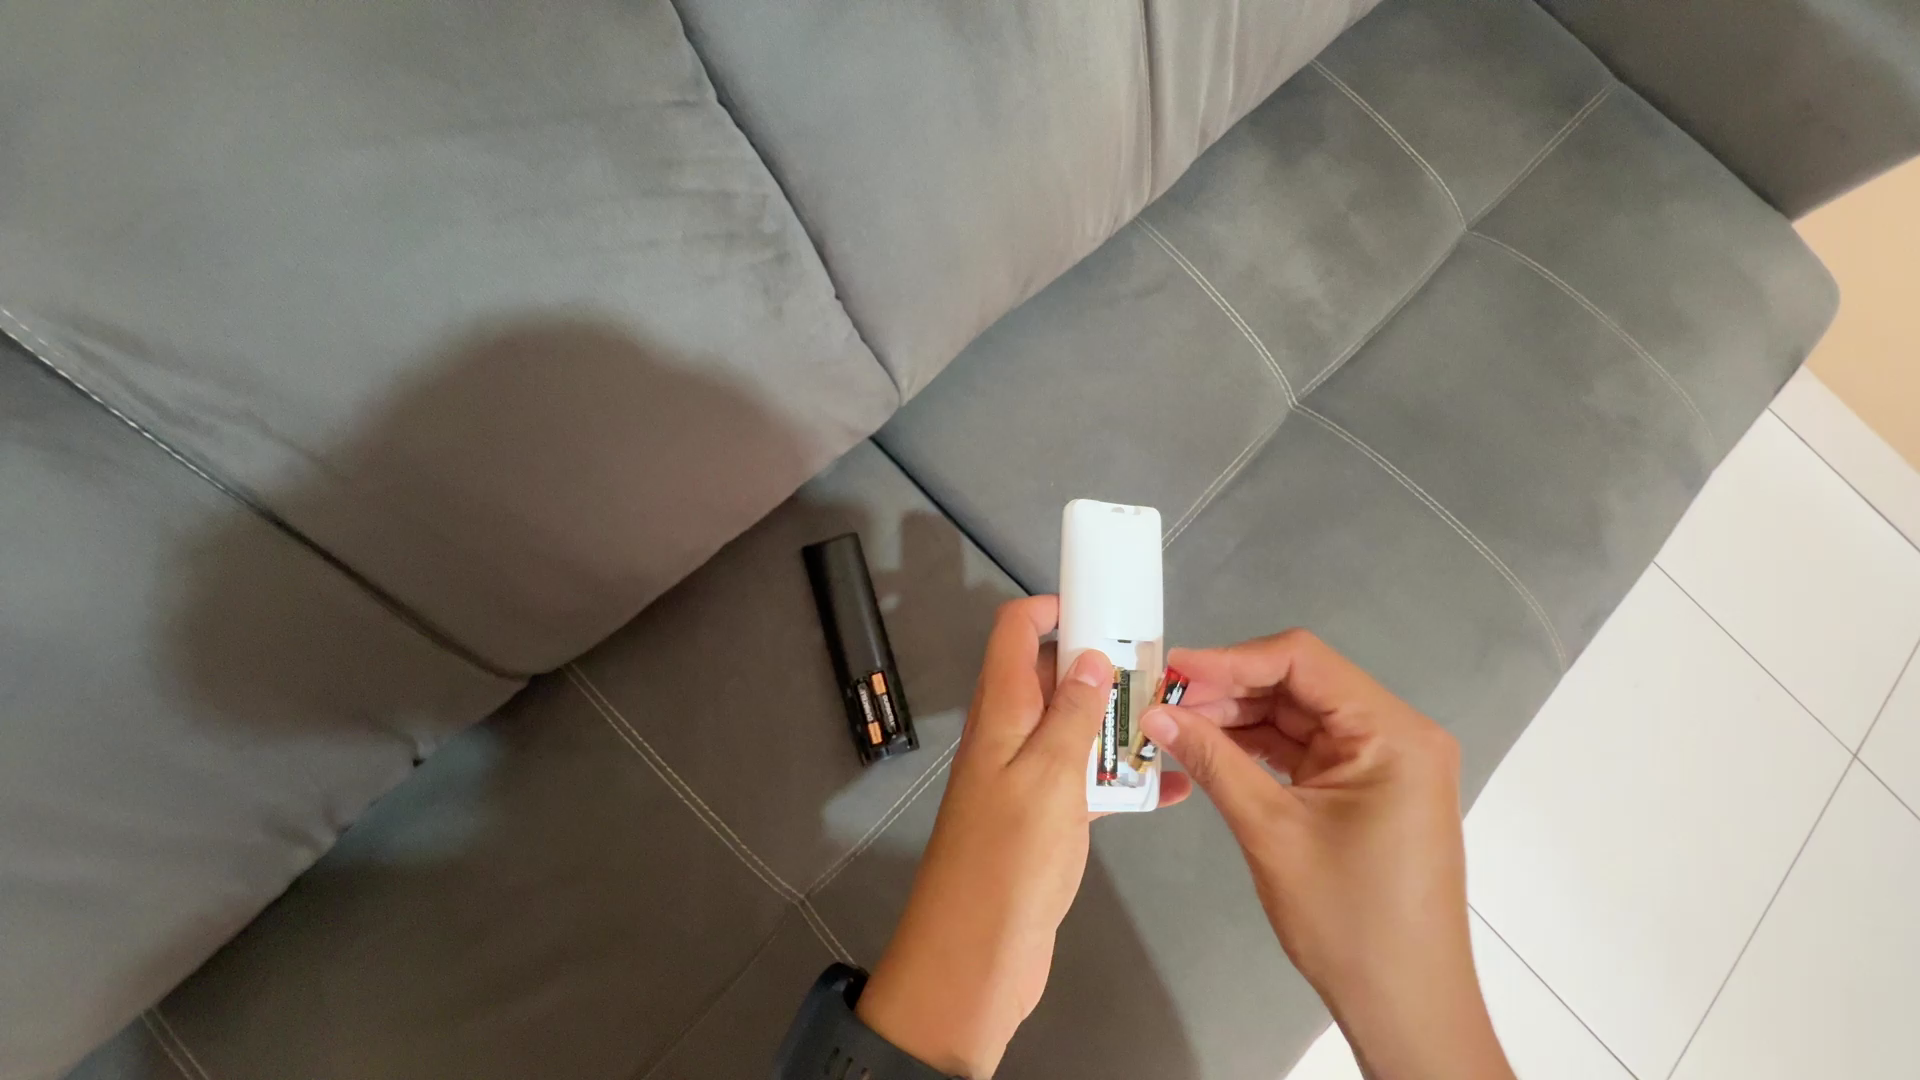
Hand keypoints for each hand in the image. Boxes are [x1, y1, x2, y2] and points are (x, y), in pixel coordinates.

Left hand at [856, 596, 1189, 1076]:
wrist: (976, 957)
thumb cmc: (1009, 858)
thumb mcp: (1048, 776)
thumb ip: (1071, 714)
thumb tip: (1089, 656)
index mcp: (1000, 709)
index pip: (1013, 631)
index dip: (1051, 609)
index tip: (1102, 610)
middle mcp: (1009, 732)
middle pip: (1050, 675)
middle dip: (1099, 666)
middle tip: (1156, 671)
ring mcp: (1026, 775)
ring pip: (1073, 727)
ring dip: (1116, 722)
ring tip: (1172, 722)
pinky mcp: (1044, 816)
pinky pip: (1085, 779)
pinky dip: (1120, 777)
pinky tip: (1170, 789)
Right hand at [1139, 629, 1513, 1079]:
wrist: (1404, 1008)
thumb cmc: (1347, 919)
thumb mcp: (1270, 830)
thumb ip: (1211, 760)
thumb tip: (1153, 713)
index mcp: (1391, 732)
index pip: (1302, 660)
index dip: (1230, 659)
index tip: (1171, 671)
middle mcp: (1392, 733)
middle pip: (1297, 684)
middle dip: (1226, 689)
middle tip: (1162, 700)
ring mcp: (1378, 760)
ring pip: (1293, 713)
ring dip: (1234, 716)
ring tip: (1173, 722)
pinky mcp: (1360, 784)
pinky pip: (1299, 746)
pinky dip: (1253, 745)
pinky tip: (1206, 745)